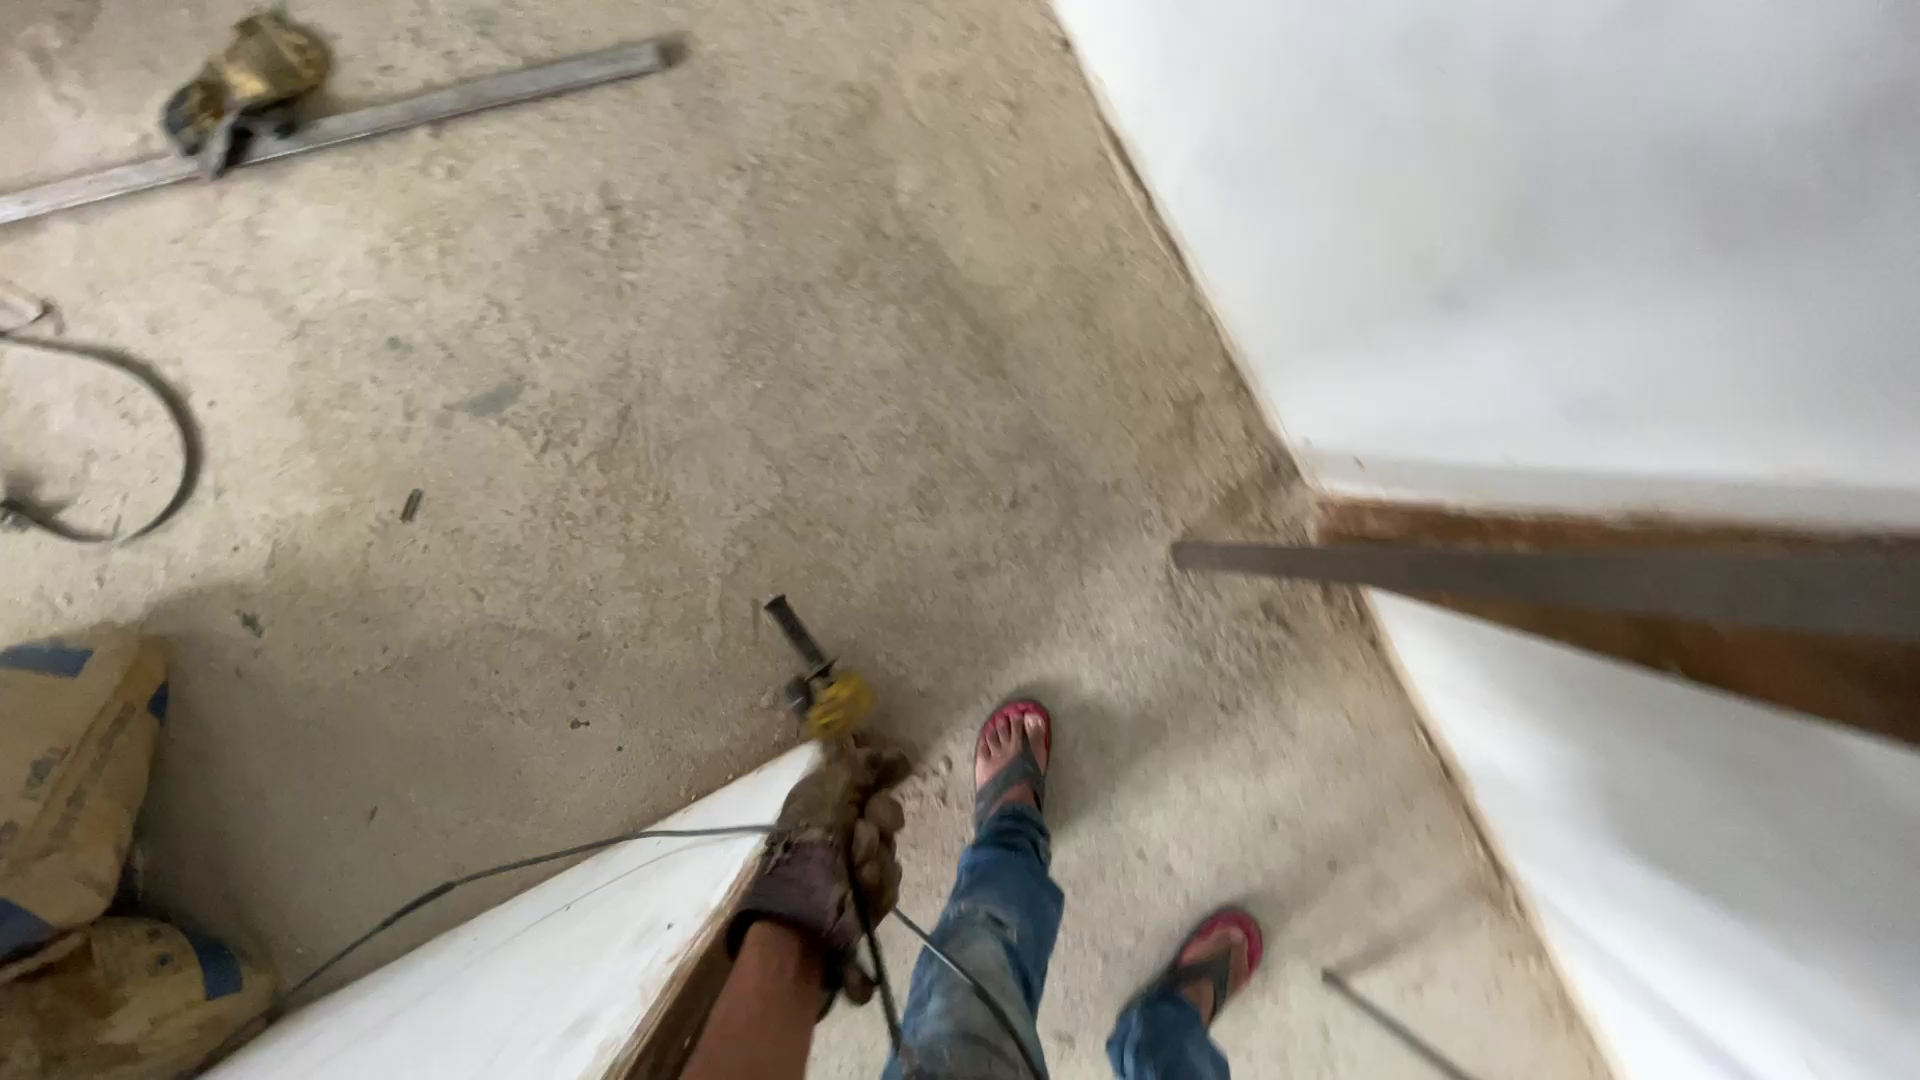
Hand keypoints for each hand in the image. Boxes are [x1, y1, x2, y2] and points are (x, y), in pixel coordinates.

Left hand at [727, 741, 911, 1008]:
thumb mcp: (830, 788)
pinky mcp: (868, 895)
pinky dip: (876, 883)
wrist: (804, 909)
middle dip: (881, 818)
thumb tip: (901, 755)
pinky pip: (890, 879)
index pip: (868, 778)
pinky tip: (861, 888)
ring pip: (891, 847)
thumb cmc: (811, 840)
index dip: (882, 776)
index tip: (897, 770)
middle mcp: (843, 828)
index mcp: (826, 800)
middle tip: (863, 828)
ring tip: (854, 867)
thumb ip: (864, 765)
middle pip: (887, 811)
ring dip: (874, 856)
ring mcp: (856, 862)